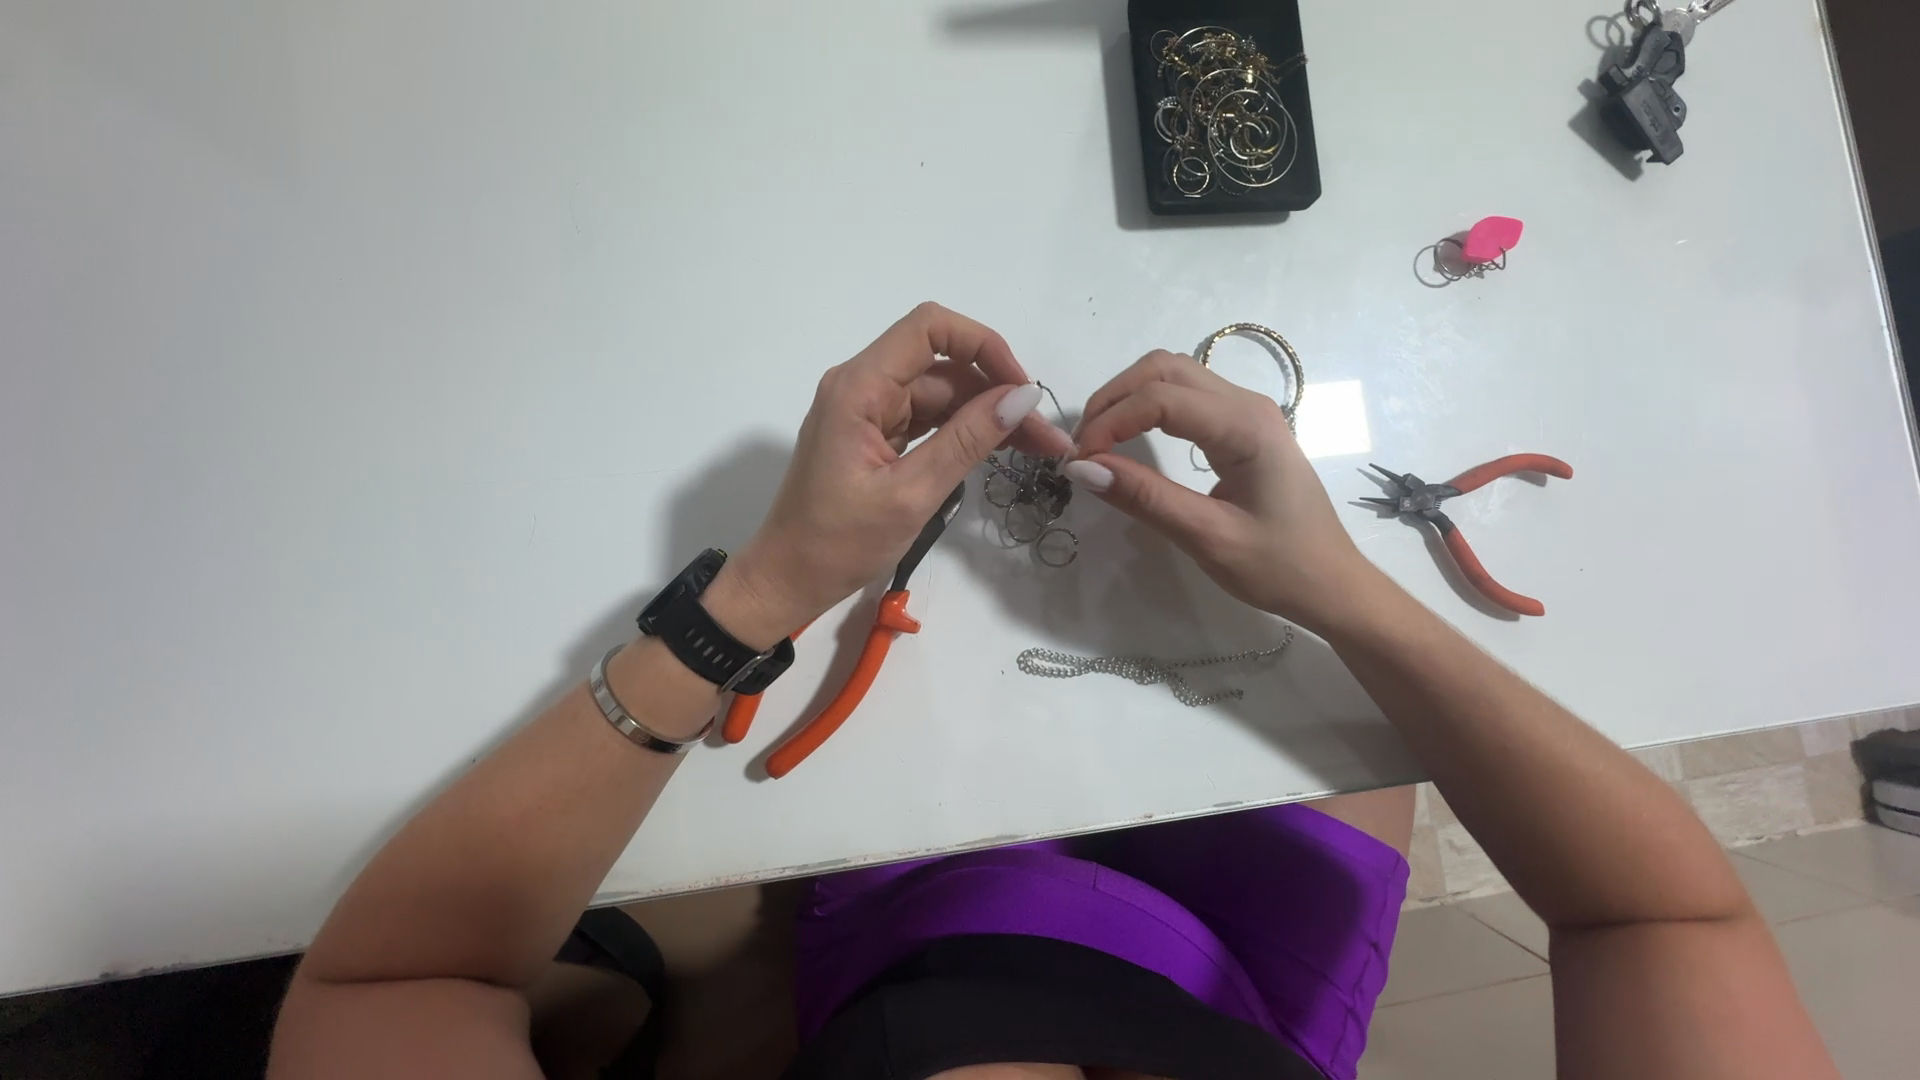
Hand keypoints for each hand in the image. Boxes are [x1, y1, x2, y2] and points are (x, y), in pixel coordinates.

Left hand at [705, 303, 1073, 646]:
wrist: (788, 579)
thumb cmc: (838, 543)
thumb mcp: (910, 495)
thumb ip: (967, 442)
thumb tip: (1022, 399)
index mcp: (859, 388)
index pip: (929, 329)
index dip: (982, 346)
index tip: (1020, 389)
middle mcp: (862, 387)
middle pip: (942, 365)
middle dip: (997, 393)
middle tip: (1046, 437)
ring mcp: (868, 412)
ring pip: (941, 394)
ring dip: (987, 416)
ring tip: (1037, 447)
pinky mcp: (874, 436)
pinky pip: (928, 420)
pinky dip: (964, 432)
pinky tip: (1000, 449)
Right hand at [1064, 350, 1378, 632]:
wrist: (1332, 583)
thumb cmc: (1278, 566)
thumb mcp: (1207, 538)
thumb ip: (1145, 498)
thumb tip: (1082, 469)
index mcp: (1246, 428)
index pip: (1161, 398)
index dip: (1111, 422)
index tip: (1079, 463)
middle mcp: (1247, 405)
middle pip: (1164, 368)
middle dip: (1113, 399)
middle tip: (1082, 447)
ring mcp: (1246, 411)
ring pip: (1172, 374)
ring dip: (1126, 398)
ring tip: (1097, 443)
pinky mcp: (1240, 426)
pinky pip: (1184, 396)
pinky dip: (1146, 407)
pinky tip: (1128, 439)